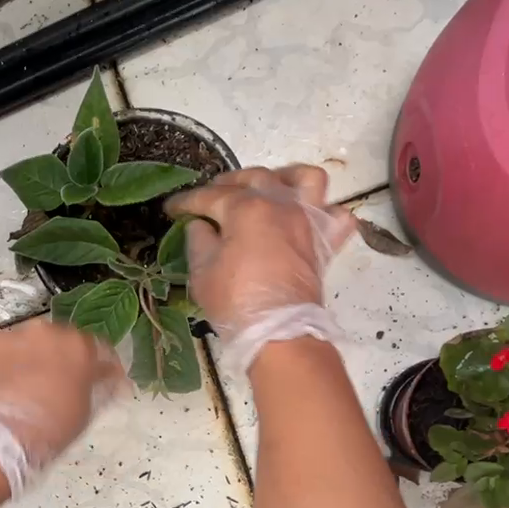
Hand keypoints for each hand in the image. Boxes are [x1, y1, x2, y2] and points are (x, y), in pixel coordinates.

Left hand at [0, 318, 123, 494]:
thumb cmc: (49, 429)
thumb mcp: (85, 413)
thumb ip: (96, 389)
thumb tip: (105, 382)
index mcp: (78, 346)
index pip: (99, 350)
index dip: (103, 368)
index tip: (104, 383)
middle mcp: (44, 332)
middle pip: (60, 342)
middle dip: (63, 361)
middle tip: (61, 386)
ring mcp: (10, 339)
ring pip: (27, 347)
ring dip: (32, 362)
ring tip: (27, 390)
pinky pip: (1, 359)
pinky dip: (5, 370)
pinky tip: (3, 392)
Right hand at [165, 165, 356, 373]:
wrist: (277, 331)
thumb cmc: (234, 301)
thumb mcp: (202, 272)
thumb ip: (199, 240)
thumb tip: (201, 226)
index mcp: (247, 209)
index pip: (210, 197)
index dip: (187, 201)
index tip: (171, 208)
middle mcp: (281, 204)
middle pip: (254, 178)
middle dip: (228, 183)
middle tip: (211, 196)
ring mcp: (308, 220)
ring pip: (305, 179)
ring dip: (285, 177)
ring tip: (269, 187)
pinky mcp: (326, 242)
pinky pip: (337, 215)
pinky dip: (325, 211)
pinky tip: (308, 218)